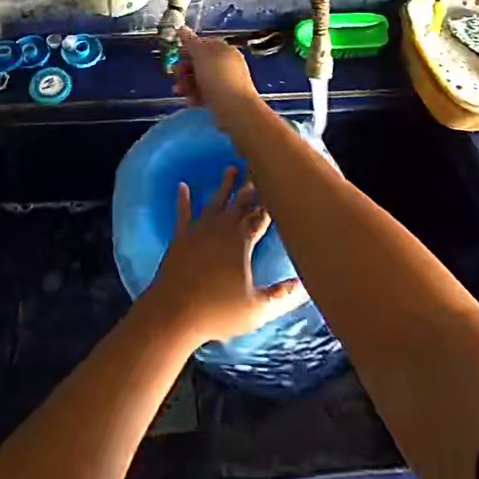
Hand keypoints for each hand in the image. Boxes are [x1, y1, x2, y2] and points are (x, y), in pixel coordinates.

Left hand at [138, 165, 307, 346]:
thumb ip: (282, 296)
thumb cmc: (218, 310)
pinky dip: (183, 199)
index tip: (278, 189)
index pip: (260, 217)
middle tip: (257, 170)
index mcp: (241, 241)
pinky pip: (183, 213)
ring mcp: (199, 230)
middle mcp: (221, 228)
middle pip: (239, 204)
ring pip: (215, 202)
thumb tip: (305, 286)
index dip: (269, 204)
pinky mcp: (180, 236)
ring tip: (231, 168)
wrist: (174, 311)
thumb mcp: (257, 308)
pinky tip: (182, 186)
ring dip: (224, 185)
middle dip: (250, 188)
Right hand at [173, 27, 259, 111]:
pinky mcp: (223, 98)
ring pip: (201, 79)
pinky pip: (205, 93)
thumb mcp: (201, 55)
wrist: (235, 109)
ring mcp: (225, 82)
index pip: (203, 43)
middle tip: (177, 76)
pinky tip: (189, 100)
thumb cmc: (217, 77)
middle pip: (200, 63)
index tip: (177, 55)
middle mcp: (226, 64)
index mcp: (224, 50)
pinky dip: (195, 95)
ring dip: (187, 83)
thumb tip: (182, 28)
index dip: (188, 49)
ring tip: (179, 91)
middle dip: (184, 69)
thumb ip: (190, 41)